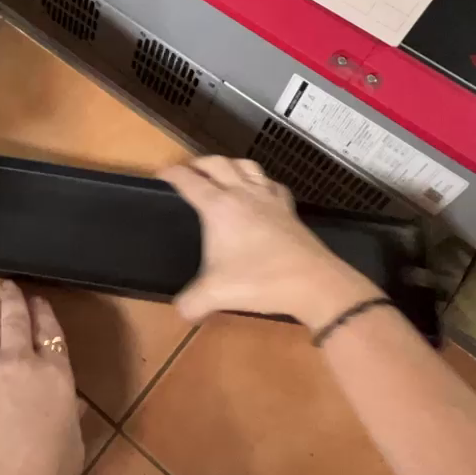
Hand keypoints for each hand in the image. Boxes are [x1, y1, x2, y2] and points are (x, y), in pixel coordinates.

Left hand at [0, 280, 83, 474]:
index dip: (44, 314)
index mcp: (56, 376)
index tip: (38, 301)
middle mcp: (21, 361)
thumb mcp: (73, 449)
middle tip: (7, 285)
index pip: (51, 334)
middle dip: (13, 298)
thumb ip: (72, 419)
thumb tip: (73, 403)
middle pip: (16, 320)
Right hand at [159, 156, 383, 327]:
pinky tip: (259, 192)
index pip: (189, 181)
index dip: (172, 174)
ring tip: (221, 173)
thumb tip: (180, 311)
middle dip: (198, 163)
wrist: (313, 283)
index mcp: (219, 207)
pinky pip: (272, 184)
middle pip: (217, 163)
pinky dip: (260, 181)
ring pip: (246, 165)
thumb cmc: (260, 281)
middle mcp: (242, 194)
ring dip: (229, 164)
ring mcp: (268, 199)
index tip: (161, 174)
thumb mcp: (216, 294)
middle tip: (188, 172)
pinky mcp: (288, 209)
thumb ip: (191, 302)